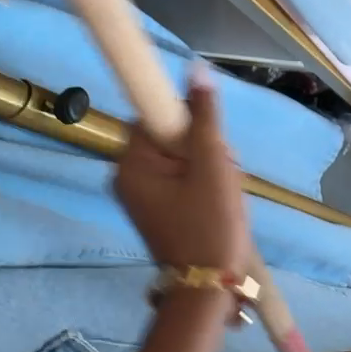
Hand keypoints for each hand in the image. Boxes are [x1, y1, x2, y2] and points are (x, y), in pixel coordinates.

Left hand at [114, 63, 255, 272]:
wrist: (209, 283)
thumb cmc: (209, 221)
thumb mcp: (212, 163)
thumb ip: (205, 115)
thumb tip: (195, 68)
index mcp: (130, 164)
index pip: (154, 114)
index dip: (187, 118)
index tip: (208, 141)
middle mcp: (127, 176)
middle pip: (170, 132)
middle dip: (203, 143)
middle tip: (222, 168)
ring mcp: (142, 193)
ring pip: (181, 152)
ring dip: (208, 161)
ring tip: (223, 185)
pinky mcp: (158, 205)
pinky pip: (182, 172)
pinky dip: (204, 177)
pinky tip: (219, 195)